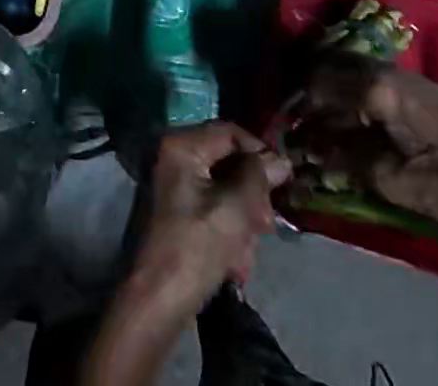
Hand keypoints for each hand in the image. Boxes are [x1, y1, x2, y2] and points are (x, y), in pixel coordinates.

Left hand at [124, 122, 292, 320]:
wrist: (154, 304)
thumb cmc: (194, 248)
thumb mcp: (235, 208)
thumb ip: (260, 176)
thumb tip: (281, 159)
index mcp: (179, 145)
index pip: (231, 133)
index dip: (260, 153)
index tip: (283, 180)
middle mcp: (170, 156)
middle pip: (227, 160)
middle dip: (251, 192)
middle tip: (267, 223)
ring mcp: (169, 184)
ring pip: (222, 188)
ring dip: (242, 216)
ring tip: (249, 249)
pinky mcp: (173, 211)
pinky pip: (210, 207)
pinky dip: (227, 229)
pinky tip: (236, 261)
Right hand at [302, 57, 437, 262]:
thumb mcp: (400, 183)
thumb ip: (350, 162)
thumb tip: (311, 153)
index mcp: (382, 87)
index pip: (320, 82)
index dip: (296, 105)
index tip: (281, 130)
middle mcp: (395, 75)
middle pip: (337, 75)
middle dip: (312, 101)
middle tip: (298, 134)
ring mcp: (414, 86)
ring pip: (357, 83)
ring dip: (335, 106)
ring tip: (321, 140)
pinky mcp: (428, 103)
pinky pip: (378, 95)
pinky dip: (358, 111)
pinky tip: (355, 137)